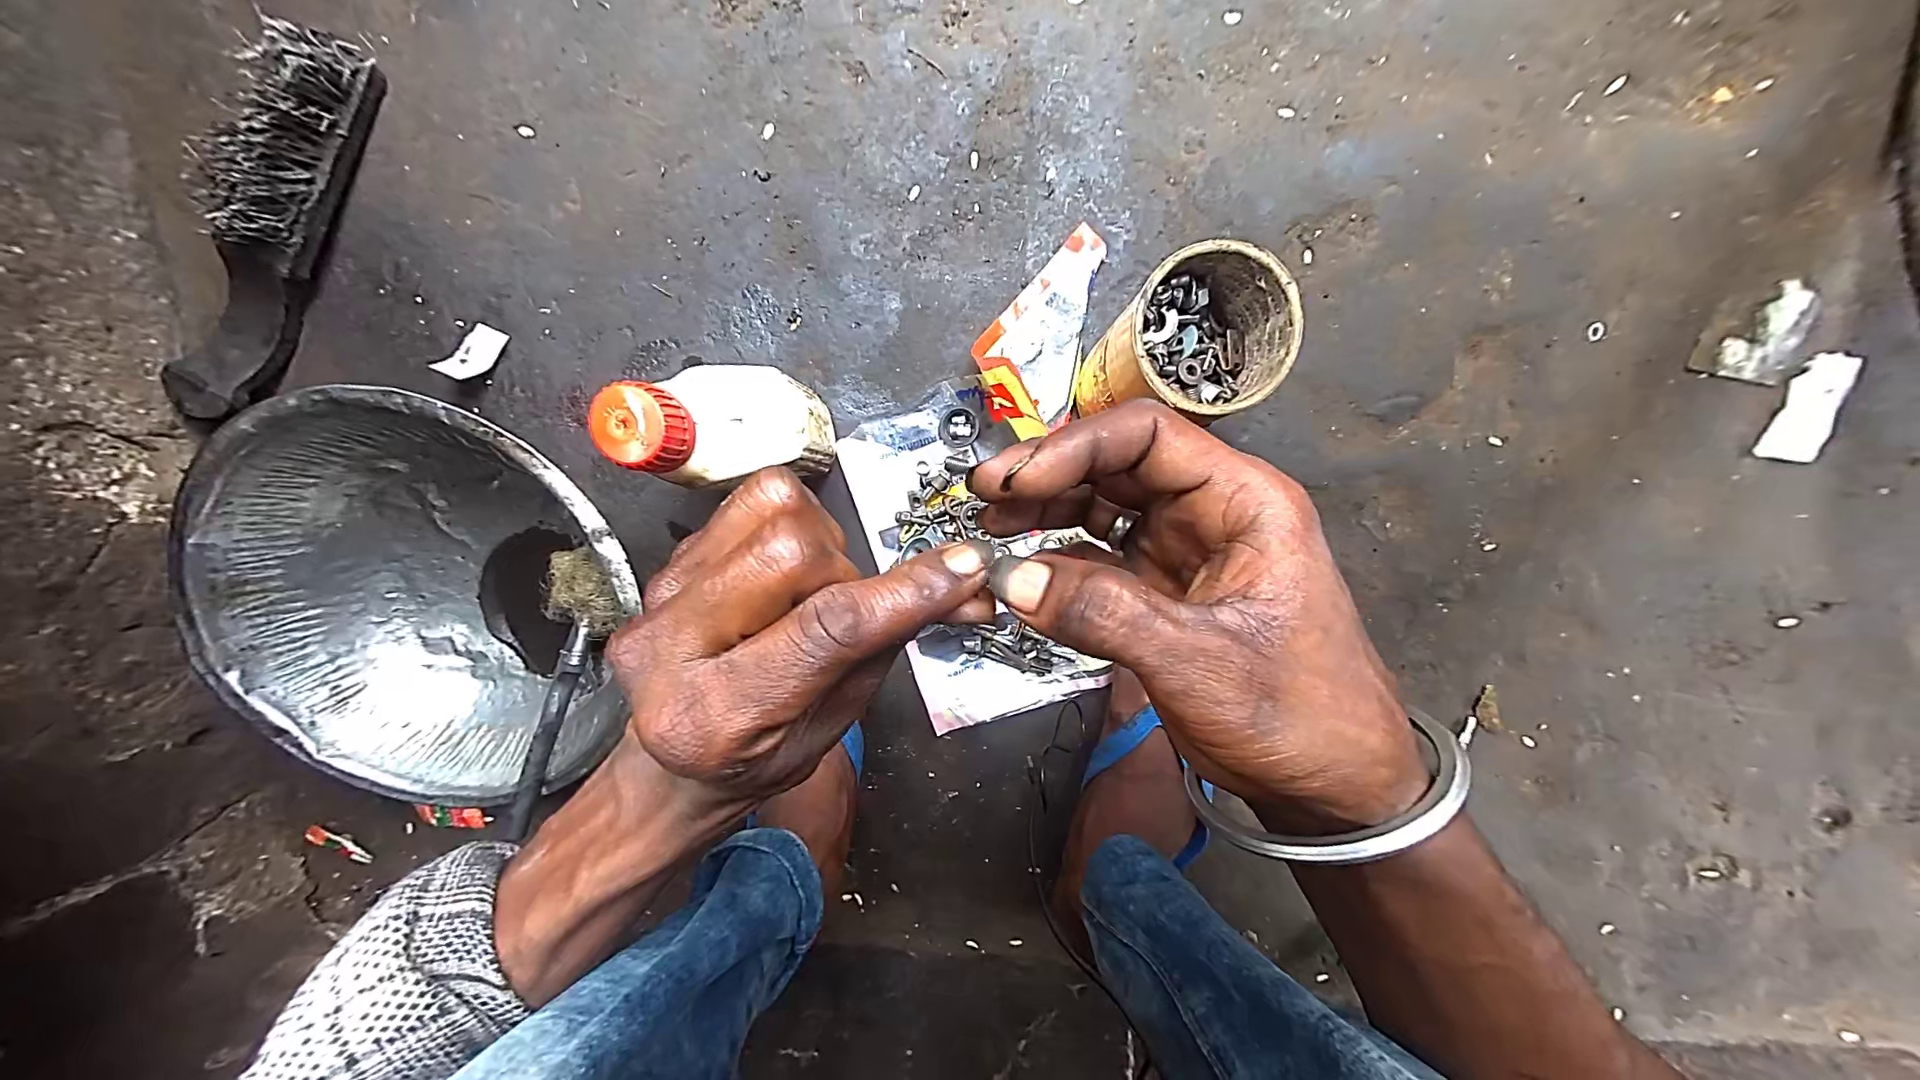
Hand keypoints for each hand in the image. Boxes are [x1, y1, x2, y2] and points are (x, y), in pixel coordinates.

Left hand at [605, 467, 992, 803]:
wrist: (673, 757)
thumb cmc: (755, 756)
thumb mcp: (833, 722)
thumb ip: (888, 647)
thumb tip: (957, 588)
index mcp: (722, 714)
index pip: (829, 628)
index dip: (905, 592)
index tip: (960, 569)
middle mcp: (674, 646)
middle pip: (793, 549)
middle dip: (845, 570)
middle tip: (844, 604)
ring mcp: (664, 596)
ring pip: (773, 509)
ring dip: (818, 542)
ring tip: (809, 587)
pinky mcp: (670, 562)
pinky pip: (749, 501)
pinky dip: (790, 523)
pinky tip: (783, 570)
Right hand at [970, 401, 1427, 832]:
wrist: (1332, 786)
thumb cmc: (1302, 716)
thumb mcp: (1199, 661)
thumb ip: (1102, 614)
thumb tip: (1014, 579)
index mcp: (1243, 503)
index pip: (1147, 437)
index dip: (1074, 448)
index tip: (1018, 480)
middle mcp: (1208, 515)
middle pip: (1115, 466)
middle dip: (1047, 477)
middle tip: (987, 496)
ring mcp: (1180, 551)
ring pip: (1101, 507)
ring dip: (1046, 512)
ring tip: (994, 526)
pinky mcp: (1159, 589)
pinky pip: (1097, 557)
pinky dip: (1056, 560)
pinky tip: (1024, 569)